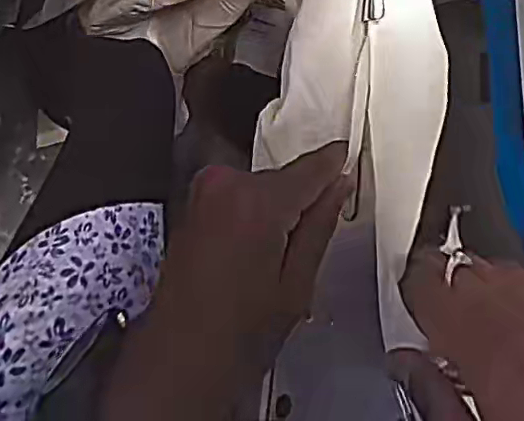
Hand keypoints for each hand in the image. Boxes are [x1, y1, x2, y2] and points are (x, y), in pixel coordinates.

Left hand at [103, 143, 352, 419]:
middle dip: (301, 201)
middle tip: (303, 245)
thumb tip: (339, 185)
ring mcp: (205, 189)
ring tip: (269, 259)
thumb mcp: (295, 286)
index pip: (312, 166)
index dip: (335, 164)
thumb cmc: (232, 337)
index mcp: (259, 203)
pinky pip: (238, 192)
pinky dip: (250, 212)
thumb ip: (321, 224)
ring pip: (262, 185)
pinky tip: (248, 255)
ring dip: (274, 208)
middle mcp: (228, 184)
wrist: (174, 363)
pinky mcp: (192, 200)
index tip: (348, 161)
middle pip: (285, 178)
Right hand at [400, 249, 523, 419]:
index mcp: (483, 344)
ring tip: (460, 306)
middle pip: (466, 270)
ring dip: (476, 280)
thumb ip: (432, 391)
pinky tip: (500, 312)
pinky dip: (508, 290)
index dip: (414, 279)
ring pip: (498, 270)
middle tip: (425, 299)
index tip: (405, 284)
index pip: (435, 286)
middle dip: (442, 279)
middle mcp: (516, 320)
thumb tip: (405, 365)